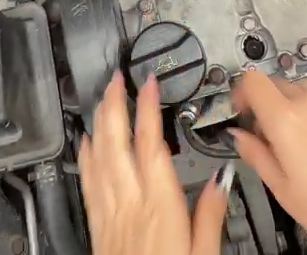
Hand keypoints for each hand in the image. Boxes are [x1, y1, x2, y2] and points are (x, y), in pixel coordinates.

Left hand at [79, 73, 226, 254]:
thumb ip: (210, 217)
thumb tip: (220, 180)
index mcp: (161, 207)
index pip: (151, 145)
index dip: (148, 108)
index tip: (148, 83)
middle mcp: (131, 204)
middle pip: (118, 142)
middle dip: (116, 105)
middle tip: (117, 78)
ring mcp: (111, 214)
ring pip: (100, 157)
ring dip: (100, 122)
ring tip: (103, 97)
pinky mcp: (98, 228)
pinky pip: (88, 183)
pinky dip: (86, 156)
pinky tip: (86, 141)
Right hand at [230, 70, 306, 254]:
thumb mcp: (283, 191)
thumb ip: (255, 155)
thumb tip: (239, 137)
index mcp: (286, 120)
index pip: (251, 81)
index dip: (241, 93)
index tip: (242, 110)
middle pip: (277, 85)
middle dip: (268, 106)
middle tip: (271, 137)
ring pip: (305, 95)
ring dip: (297, 111)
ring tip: (305, 149)